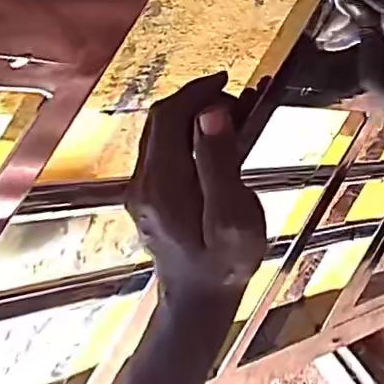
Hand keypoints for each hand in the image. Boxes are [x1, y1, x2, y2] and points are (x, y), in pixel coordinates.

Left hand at [124, 72, 266, 300]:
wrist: (198, 304)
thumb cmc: (225, 263)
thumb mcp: (233, 215)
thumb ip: (220, 163)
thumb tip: (211, 112)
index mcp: (163, 184)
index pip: (170, 116)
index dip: (197, 90)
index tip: (228, 78)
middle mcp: (144, 182)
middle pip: (162, 120)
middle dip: (198, 98)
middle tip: (238, 98)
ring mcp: (144, 191)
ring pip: (162, 133)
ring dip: (196, 113)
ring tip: (235, 112)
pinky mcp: (152, 197)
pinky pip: (167, 150)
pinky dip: (192, 132)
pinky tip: (219, 136)